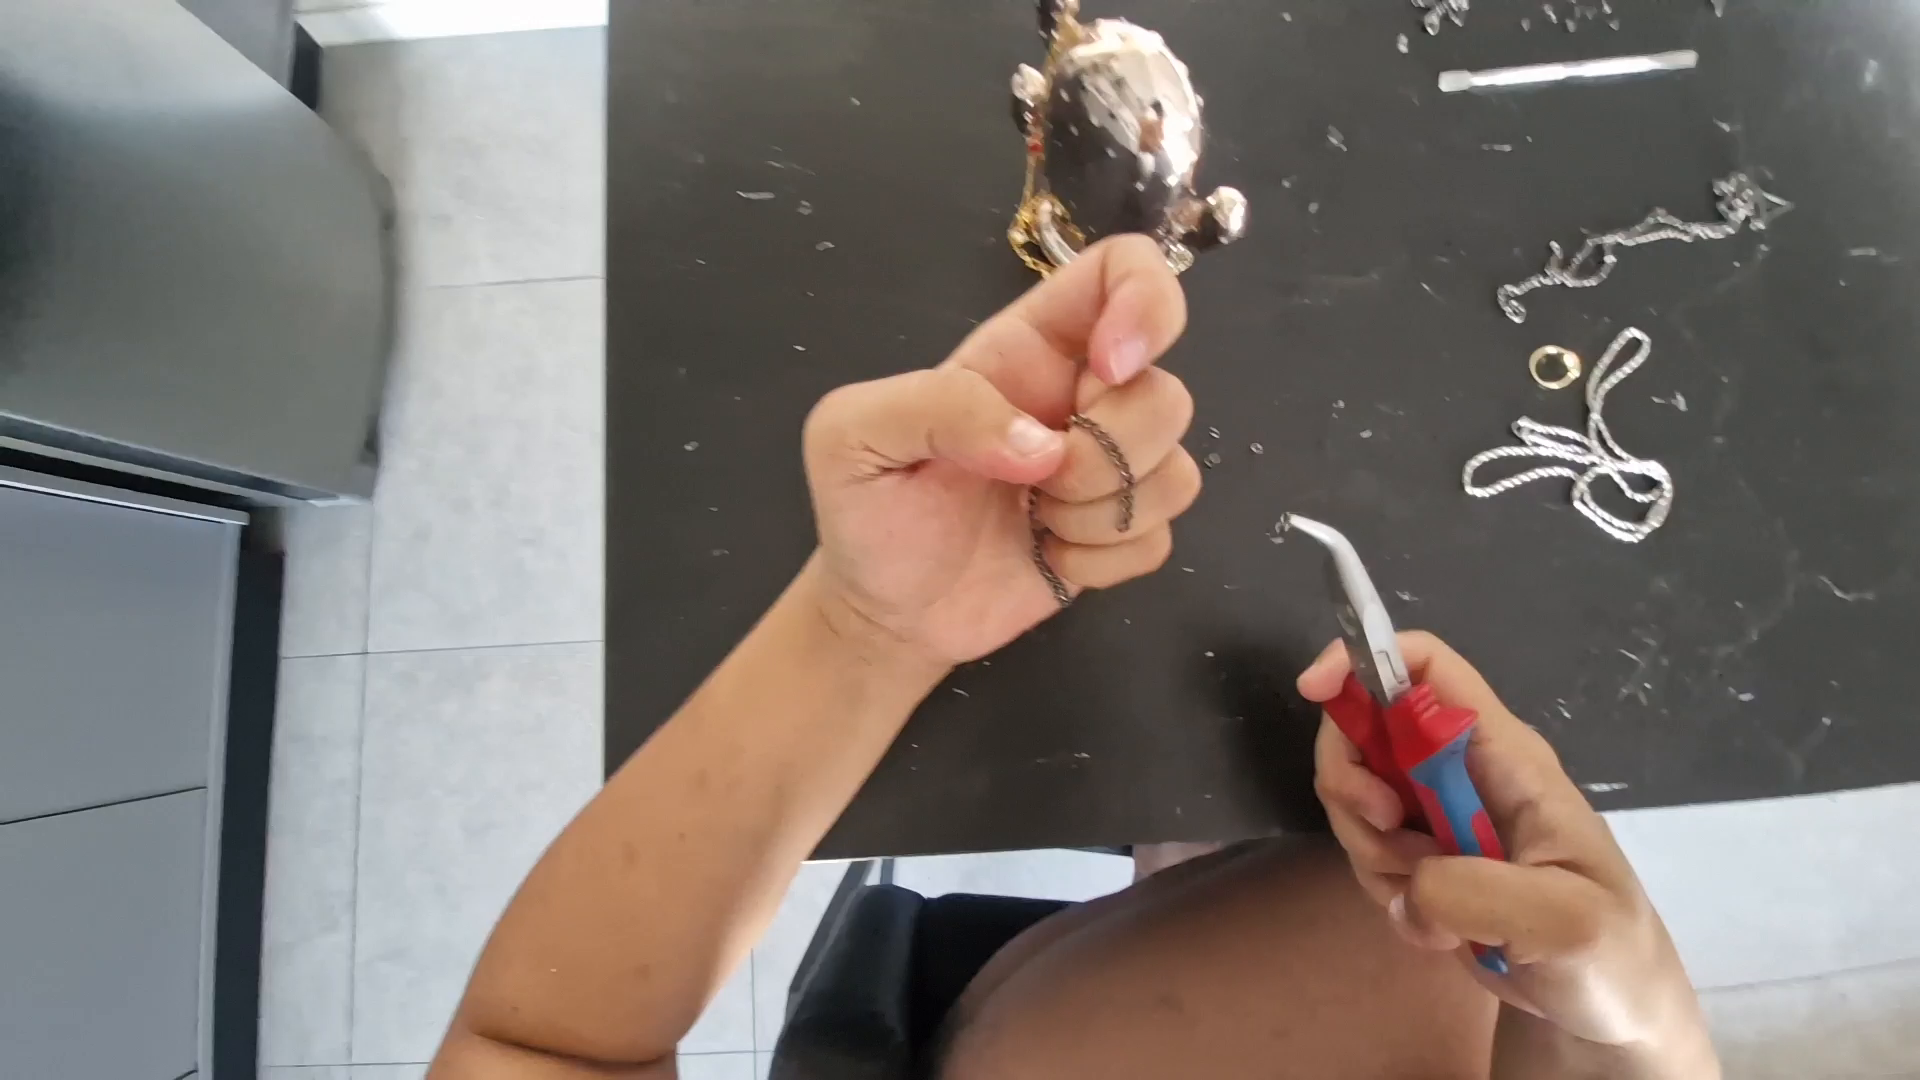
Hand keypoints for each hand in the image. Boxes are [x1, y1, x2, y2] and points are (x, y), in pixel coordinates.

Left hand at [801, 235, 1199, 668]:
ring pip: (1176, 470)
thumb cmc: (864, 513)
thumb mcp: (853, 437)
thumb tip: (1042, 445)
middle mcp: (1076, 400)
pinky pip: (1158, 538)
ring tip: (1037, 524)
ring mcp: (1104, 471)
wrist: (888, 610)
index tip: (1108, 372)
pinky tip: (1050, 557)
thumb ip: (937, 408)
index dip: (1145, 303)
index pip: (1121, 271)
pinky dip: (1105, 560)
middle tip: (1037, 483)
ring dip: (1102, 513)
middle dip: (1106, 452)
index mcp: (1023, 351)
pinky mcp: (1115, 535)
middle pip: (1165, 392)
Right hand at [1298, 632, 1717, 1075]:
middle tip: (1386, 829)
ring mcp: (1428, 804)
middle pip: (1361, 726)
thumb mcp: (1569, 924)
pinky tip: (1429, 917)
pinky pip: (1359, 840)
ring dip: (1368, 845)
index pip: (1422, 663)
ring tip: (1430, 900)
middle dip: (1350, 780)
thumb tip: (1411, 875)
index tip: (1313, 690)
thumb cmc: (1611, 955)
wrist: (1607, 1011)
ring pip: (1350, 789)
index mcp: (1498, 750)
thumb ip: (1482, 892)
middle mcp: (1454, 764)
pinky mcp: (1412, 845)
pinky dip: (1378, 881)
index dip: (1361, 660)